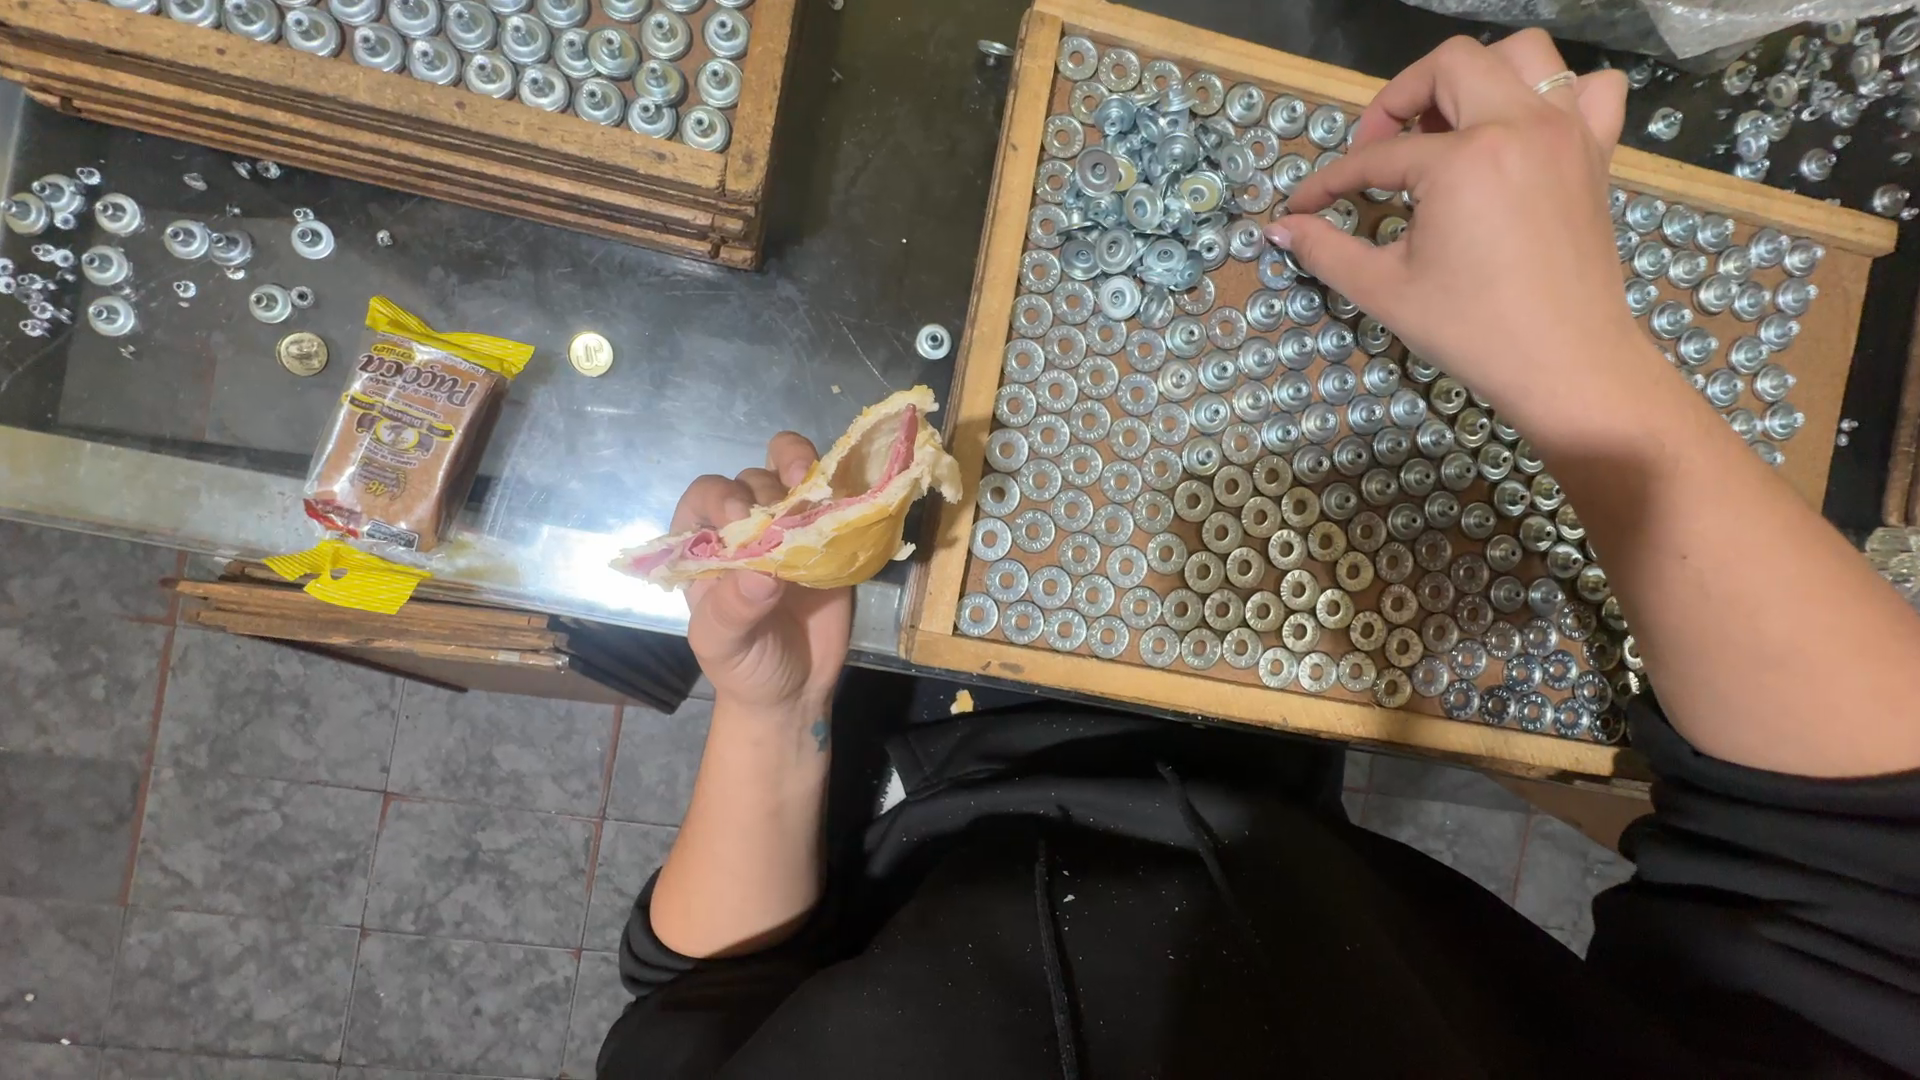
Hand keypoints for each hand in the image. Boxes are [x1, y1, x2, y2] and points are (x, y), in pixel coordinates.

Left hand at [670, 433, 852, 716]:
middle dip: (765, 489)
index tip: (739, 517)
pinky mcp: (830, 538)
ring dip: (799, 466)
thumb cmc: (745, 666)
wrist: (795, 692)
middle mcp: (747, 527)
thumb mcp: (723, 645)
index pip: (705, 497)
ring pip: (790, 474)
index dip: (720, 497)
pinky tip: (845, 496)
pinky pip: (834, 500)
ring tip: (810, 481)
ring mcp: (791, 528)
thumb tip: (761, 571)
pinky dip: (840, 488)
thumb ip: (733, 608)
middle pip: (752, 480)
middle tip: (780, 514)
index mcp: (706, 545)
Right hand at [1271, 30, 1642, 430]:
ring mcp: (1567, 131)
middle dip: (1397, 102)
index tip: (1301, 207)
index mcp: (1462, 160)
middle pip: (1449, 65)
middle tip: (1374, 153)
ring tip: (1442, 133)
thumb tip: (1280, 228)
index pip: (1375, 156)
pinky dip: (1550, 96)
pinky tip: (1516, 137)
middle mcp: (1518, 124)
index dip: (1328, 182)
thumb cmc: (1466, 328)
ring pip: (1521, 56)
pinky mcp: (1596, 151)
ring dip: (1471, 81)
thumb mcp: (1381, 289)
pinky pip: (1587, 88)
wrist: (1562, 359)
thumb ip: (1324, 250)